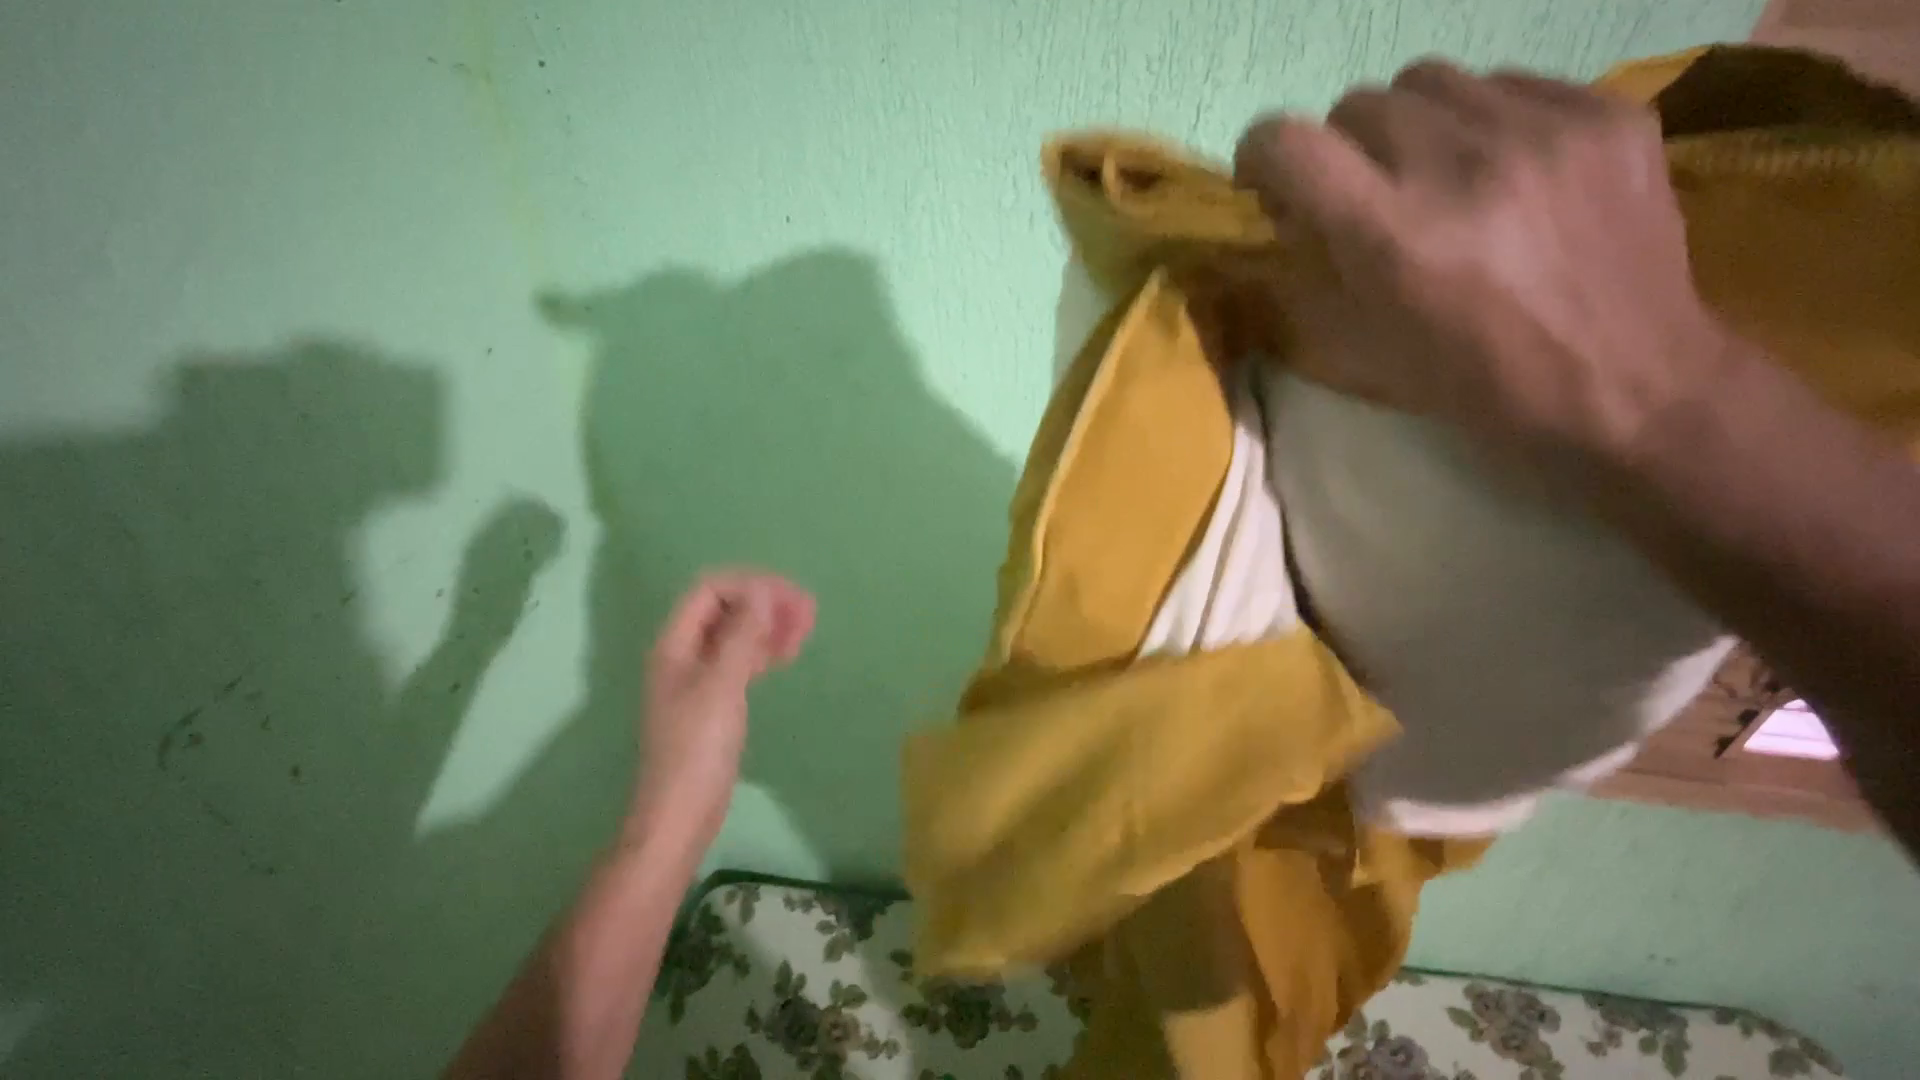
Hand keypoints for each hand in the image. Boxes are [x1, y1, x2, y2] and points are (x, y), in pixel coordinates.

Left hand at [627, 571, 814, 848]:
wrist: (681, 814)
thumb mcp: (722, 686)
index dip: (751, 586)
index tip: (791, 599)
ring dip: (768, 624)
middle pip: (725, 608)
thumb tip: (762, 592)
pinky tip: (787, 654)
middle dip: (764, 602)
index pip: (711, 590)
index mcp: (675, 644)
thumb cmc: (697, 749)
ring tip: (805, 630)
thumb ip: (741, 636)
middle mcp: (684, 654)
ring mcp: (699, 677)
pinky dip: (764, 650)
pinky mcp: (715, 699)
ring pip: (736, 634)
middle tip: (807, 611)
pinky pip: (741, 659)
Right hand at [1225, 60, 1740, 467]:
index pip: (1290, 143)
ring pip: (1429, 80)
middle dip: (1342, 150)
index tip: (1271, 181)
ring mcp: (1543, 128)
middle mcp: (1462, 165)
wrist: (1628, 385)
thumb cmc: (1475, 383)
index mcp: (1395, 237)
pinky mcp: (1606, 111)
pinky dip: (1482, 121)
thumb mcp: (1363, 344)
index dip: (1261, 154)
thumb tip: (1293, 204)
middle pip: (1357, 103)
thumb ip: (1312, 264)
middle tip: (1365, 195)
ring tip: (1436, 176)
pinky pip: (1508, 83)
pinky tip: (1505, 173)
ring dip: (1409, 125)